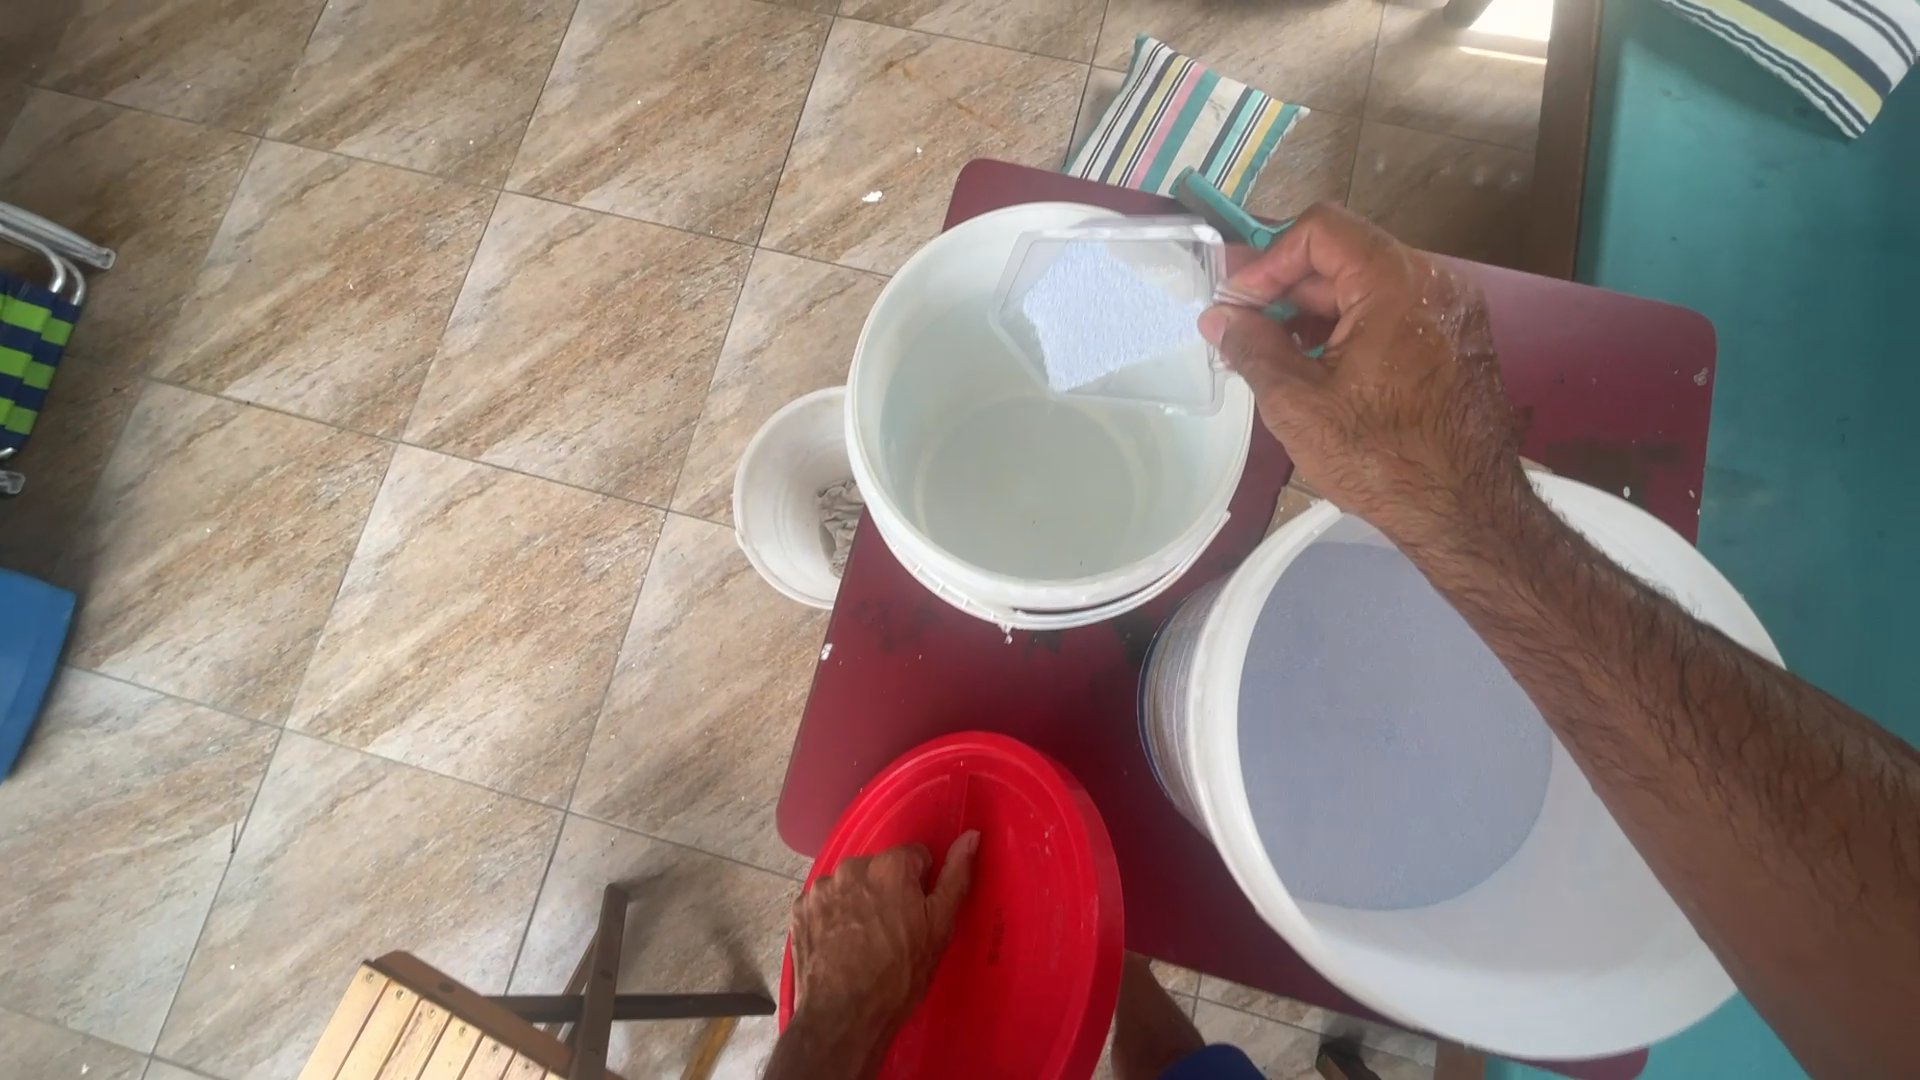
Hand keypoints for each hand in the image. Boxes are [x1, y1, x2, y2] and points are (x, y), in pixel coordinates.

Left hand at [789, 832, 979, 1045]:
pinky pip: (824, 902)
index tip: (915, 914)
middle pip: (880, 869)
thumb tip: (971, 835)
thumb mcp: (939, 928)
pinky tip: (837, 944)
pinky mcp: (800, 908)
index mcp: (891, 865)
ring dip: (858, 901)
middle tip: (890, 931)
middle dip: (887, 891)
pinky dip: (832, 917)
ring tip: (862, 941)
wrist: (842, 1019)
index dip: (919, 886)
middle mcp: (853, 865)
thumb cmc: (899, 975)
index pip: (914, 858)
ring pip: (850, 884)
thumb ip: (956, 876)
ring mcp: (822, 887)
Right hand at [1198, 203, 1527, 548]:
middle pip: (1341, 257)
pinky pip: (1385, 315)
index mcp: (1396, 284)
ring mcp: (1447, 312)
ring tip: (1264, 353)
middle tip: (1235, 326)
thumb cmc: (1377, 456)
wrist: (1461, 511)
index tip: (1236, 304)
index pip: (1320, 230)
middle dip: (1280, 289)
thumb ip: (1252, 348)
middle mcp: (1431, 283)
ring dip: (1306, 312)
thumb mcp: (1296, 403)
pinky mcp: (1451, 342)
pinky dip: (1340, 330)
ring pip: (1361, 288)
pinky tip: (1307, 368)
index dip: (1267, 260)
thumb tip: (1219, 318)